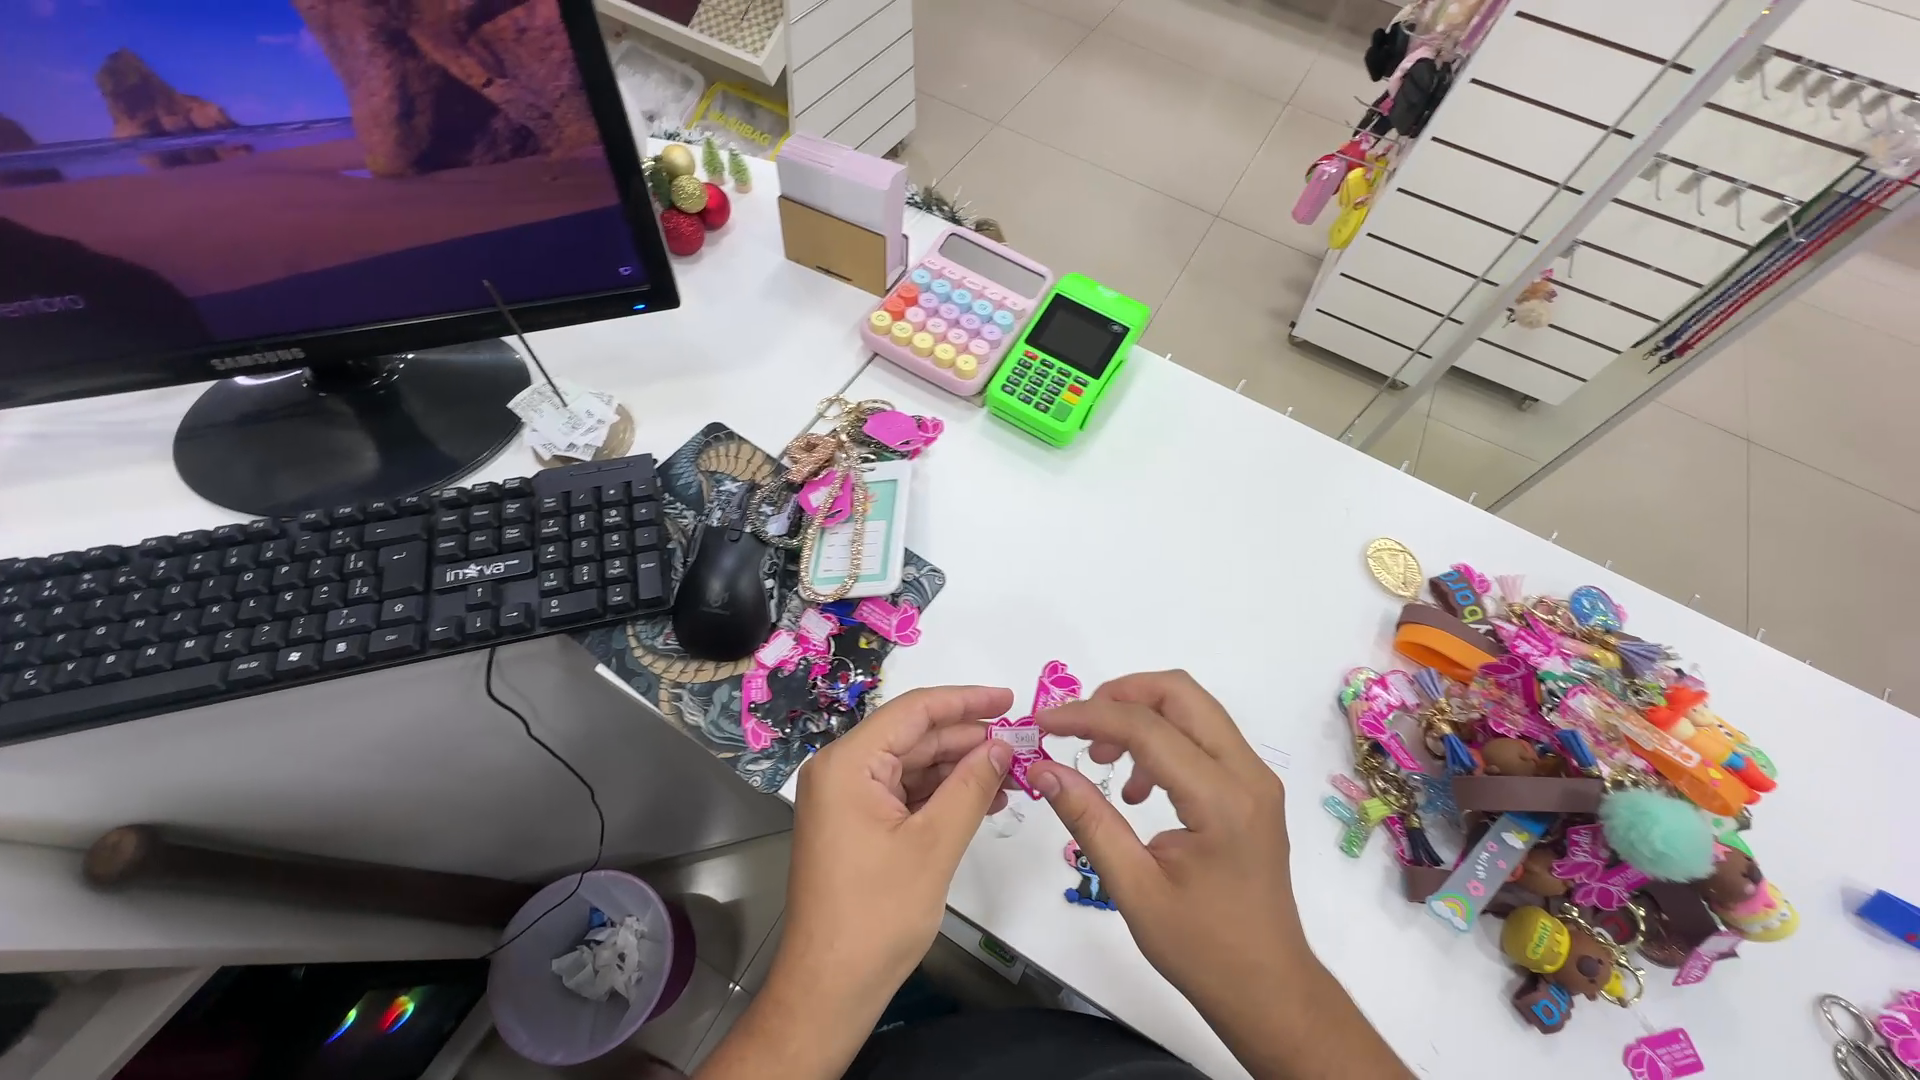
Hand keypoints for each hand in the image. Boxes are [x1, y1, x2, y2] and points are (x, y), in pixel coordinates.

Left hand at [777, 684, 1015, 1006]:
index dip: (966, 702)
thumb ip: (971, 786)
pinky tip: (981, 800)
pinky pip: (904, 793)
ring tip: (1011, 776)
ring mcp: (846, 798)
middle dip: (967, 740)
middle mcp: (841, 770)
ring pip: (912, 765)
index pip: (914, 711)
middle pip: (913, 737)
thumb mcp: (934, 844)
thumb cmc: (877, 914)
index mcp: (848, 763)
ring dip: (959, 769)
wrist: (830, 988)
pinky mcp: (855, 823)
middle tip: (1021, 745)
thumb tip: (1003, 745)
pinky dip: (941, 794)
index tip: (1010, 700)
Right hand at [1028, 671, 1308, 1017]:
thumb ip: (1088, 819)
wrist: (1270, 988)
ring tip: (1100, 760)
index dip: (1088, 715)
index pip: (1147, 727)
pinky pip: (1201, 736)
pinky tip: (1134, 786)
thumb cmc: (1202, 948)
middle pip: (1180, 692)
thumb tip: (1043, 769)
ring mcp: (1254, 777)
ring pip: (1192, 708)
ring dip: (1140, 715)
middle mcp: (1247, 773)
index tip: (1044, 722)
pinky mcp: (1251, 788)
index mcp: (1221, 800)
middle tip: (1076, 727)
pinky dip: (1160, 739)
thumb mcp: (1133, 887)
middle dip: (1119, 695)